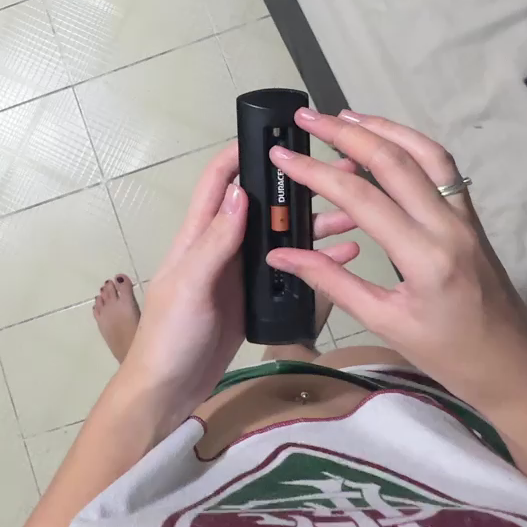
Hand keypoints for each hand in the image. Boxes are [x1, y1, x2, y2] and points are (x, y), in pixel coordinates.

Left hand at [115, 145, 360, 425]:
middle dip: (293, 188)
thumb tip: (242, 192)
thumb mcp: (190, 284)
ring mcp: (240, 272)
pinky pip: (289, 270)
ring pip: (281, 237)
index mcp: (198, 236)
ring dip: (312, 223)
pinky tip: (344, 255)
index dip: (238, 156)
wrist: (171, 389)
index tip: (272, 136)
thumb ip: (214, 242)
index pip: (218, 184)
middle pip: (260, 206)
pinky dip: (315, 259)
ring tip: (356, 213)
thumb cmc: (171, 334)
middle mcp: (221, 246)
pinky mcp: (256, 298)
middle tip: (337, 173)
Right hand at [265, 110, 526, 423]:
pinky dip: (409, 143)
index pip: (360, 197)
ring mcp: (464, 216)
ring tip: (343, 116)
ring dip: (382, 127)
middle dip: (345, 133)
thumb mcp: (384, 322)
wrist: (518, 369)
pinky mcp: (471, 216)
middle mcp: (447, 225)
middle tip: (306, 115)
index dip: (315, 171)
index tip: (281, 154)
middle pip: (393, 160)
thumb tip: (280, 254)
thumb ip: (331, 281)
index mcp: (424, 257)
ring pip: (424, 153)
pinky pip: (441, 167)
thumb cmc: (450, 356)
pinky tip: (384, 140)